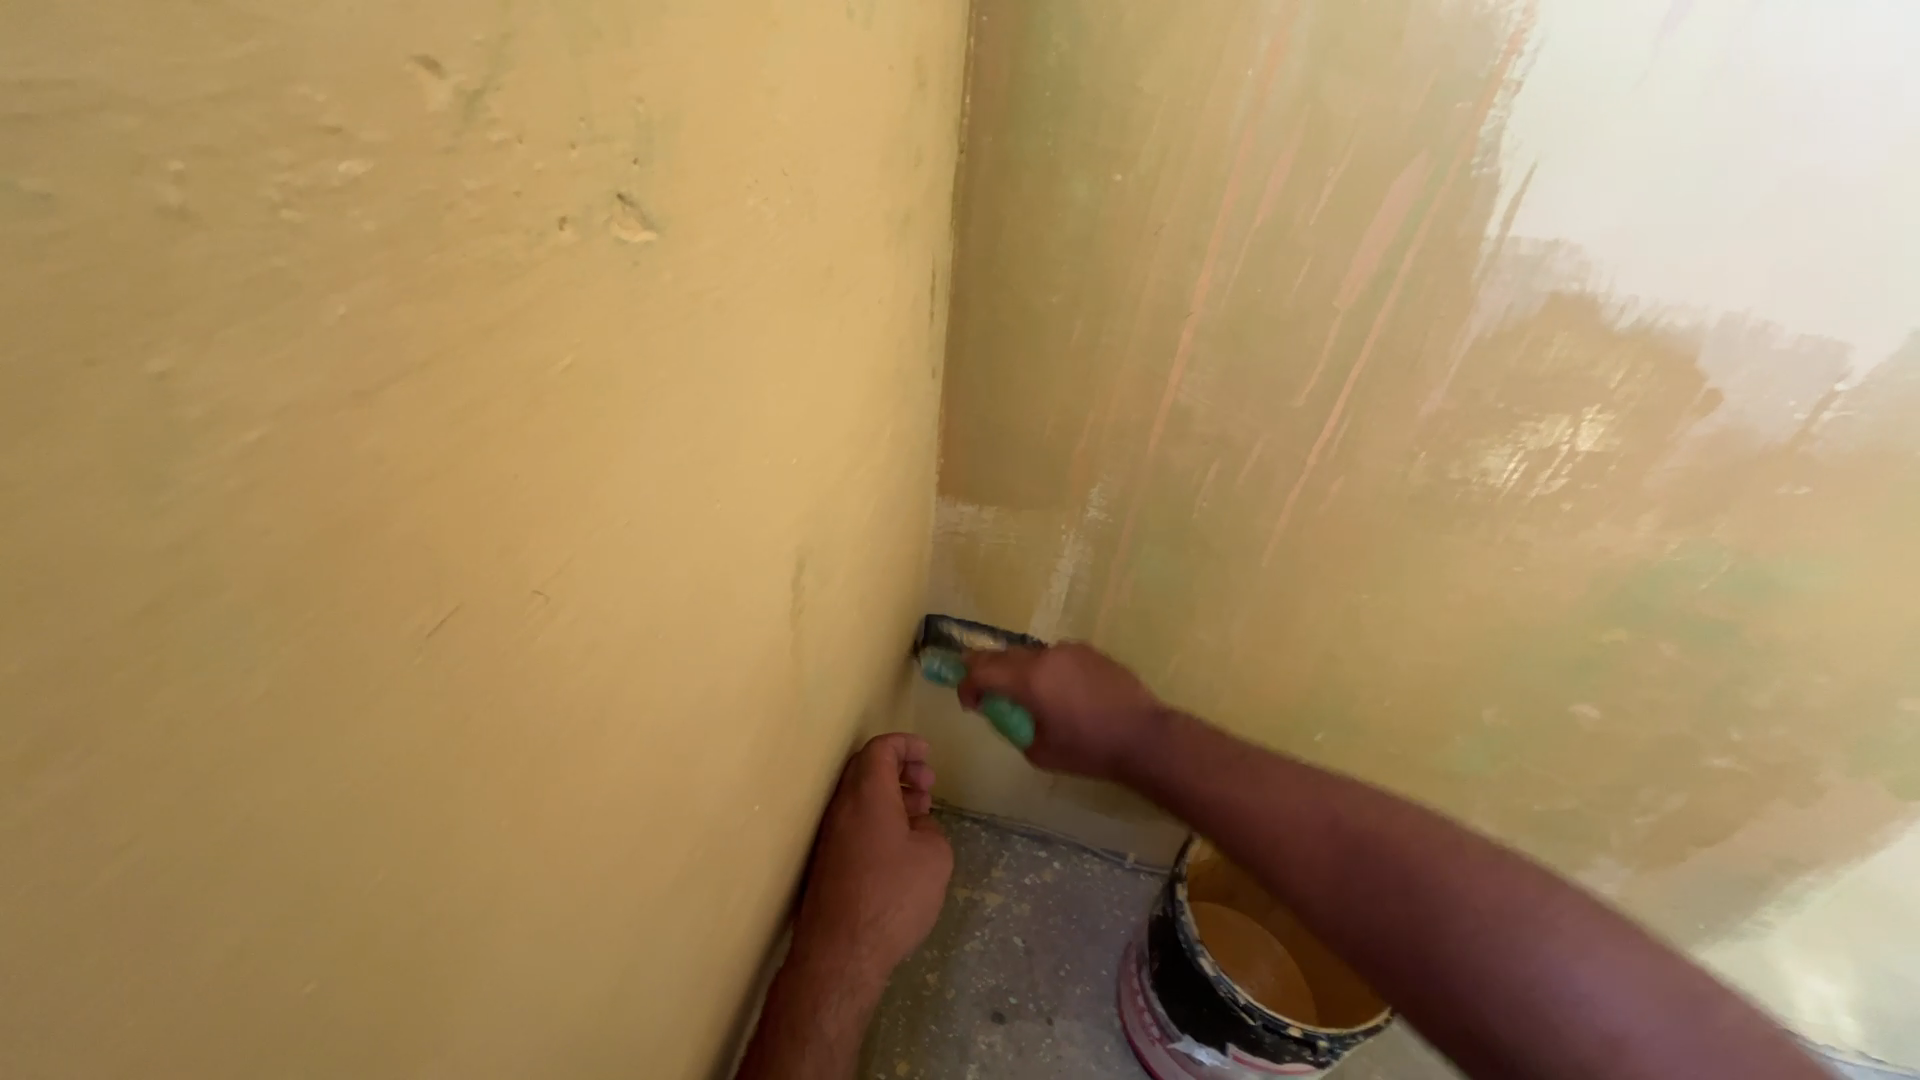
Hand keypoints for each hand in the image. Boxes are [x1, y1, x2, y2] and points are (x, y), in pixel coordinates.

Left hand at [790, 734, 952, 988]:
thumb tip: (917, 828)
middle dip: (899, 767)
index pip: (880, 748)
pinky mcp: (827, 861)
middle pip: (866, 768)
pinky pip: (853, 821)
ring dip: (890, 793)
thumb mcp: (935, 857)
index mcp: (868, 794)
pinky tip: (900, 845)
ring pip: (859, 796)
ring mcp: (830, 835)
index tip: (928, 754)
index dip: (905, 744)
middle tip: (928, 783)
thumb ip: (931, 829)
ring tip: (920, 813)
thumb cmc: (893, 896)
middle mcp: (842, 807)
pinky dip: (878, 817)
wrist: (841, 953)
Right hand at [959, 643, 1166, 781]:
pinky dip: (1047, 671)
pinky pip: (1057, 657)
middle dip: (988, 673)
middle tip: (986, 695)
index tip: (969, 704)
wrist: (1145, 737)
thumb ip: (1014, 726)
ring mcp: (1070, 650)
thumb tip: (1005, 712)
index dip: (967, 685)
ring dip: (1020, 671)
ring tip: (1029, 697)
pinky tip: (1062, 694)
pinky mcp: (1091, 652)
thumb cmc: (1089, 750)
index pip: (980, 670)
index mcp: (1029, 678)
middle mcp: (1046, 655)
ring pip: (1031, 655)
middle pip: (1002, 655)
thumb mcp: (1039, 750)